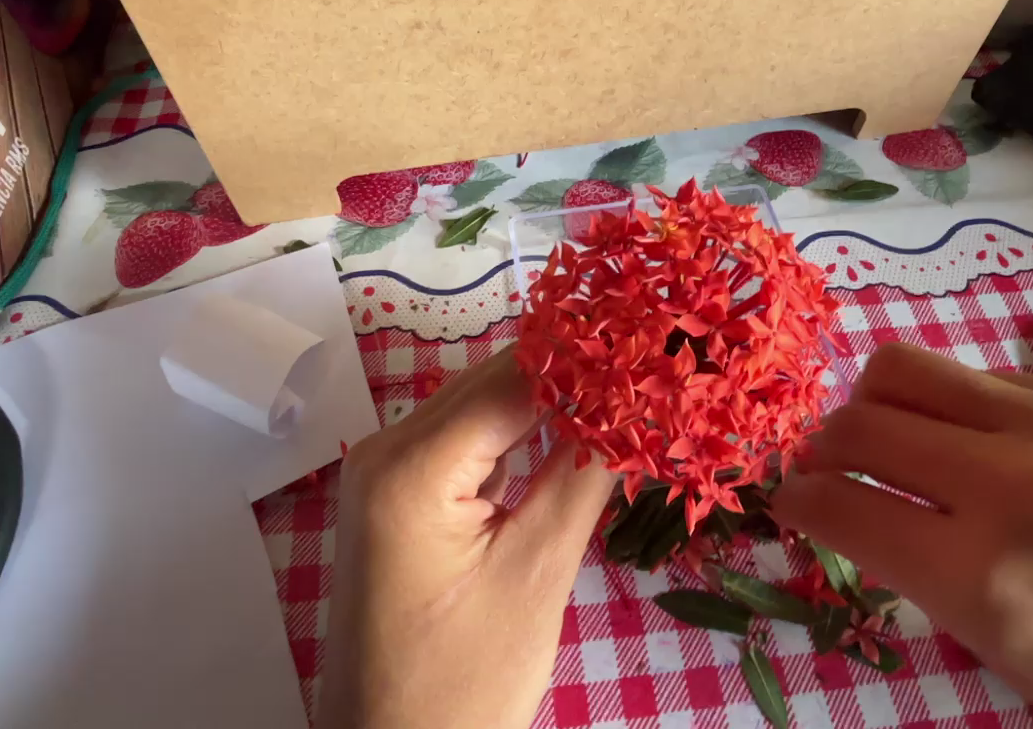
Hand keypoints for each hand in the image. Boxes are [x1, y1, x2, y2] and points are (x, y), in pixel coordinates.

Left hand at [319, 349, 614, 728]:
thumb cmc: (465, 684)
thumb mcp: (537, 573)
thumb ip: (582, 474)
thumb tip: (629, 402)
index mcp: (411, 466)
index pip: (513, 380)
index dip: (585, 360)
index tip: (647, 348)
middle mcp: (386, 447)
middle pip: (493, 384)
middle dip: (571, 374)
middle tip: (642, 368)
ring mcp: (385, 467)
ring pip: (482, 405)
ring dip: (548, 399)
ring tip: (617, 391)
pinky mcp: (397, 489)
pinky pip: (466, 437)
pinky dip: (518, 430)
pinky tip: (567, 428)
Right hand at [775, 343, 1032, 728]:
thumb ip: (939, 583)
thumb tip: (873, 519)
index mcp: (992, 583)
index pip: (839, 505)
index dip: (795, 501)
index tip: (791, 503)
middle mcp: (1013, 483)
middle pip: (858, 420)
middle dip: (822, 447)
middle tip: (830, 472)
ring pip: (905, 369)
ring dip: (874, 405)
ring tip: (893, 440)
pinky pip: (983, 377)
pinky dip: (952, 405)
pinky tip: (988, 444)